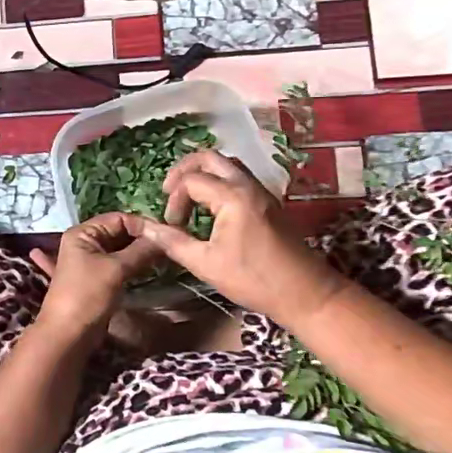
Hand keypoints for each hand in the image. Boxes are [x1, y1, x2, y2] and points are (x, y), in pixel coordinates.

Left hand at [29, 212, 162, 339]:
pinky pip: (119, 264)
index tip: (167, 235)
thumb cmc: (87, 295)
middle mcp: (85, 242)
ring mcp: (91, 261)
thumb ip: (141, 251)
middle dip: (143, 239)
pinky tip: (152, 267)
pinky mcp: (98, 278)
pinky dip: (134, 264)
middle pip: (119, 232)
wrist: (68, 334)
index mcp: (83, 233)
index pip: (117, 218)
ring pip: (121, 249)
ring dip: (141, 252)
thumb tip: (165, 238)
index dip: (142, 224)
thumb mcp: (116, 269)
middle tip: (170, 247)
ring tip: (166, 257)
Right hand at [123, 149, 347, 327]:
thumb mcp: (205, 263)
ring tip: (187, 197)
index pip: (191, 180)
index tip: (171, 225)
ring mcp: (262, 192)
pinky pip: (239, 178)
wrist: (307, 294)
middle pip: (210, 158)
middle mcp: (248, 186)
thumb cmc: (254, 280)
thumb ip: (172, 242)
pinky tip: (209, 208)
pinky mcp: (269, 203)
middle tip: (168, 191)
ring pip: (227, 165)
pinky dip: (218, 183)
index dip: (174, 200)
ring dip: (203, 174)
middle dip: (183, 170)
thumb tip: (144, 229)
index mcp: (233, 197)